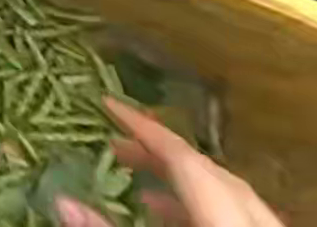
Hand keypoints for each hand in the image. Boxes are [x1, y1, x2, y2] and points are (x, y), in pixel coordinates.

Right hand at [57, 99, 284, 226]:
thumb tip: (59, 197)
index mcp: (227, 219)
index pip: (187, 159)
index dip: (146, 126)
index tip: (105, 101)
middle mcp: (258, 222)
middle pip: (216, 174)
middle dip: (164, 150)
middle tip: (116, 139)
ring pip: (234, 197)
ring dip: (185, 180)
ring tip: (139, 181)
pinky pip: (242, 219)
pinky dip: (205, 205)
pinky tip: (170, 214)